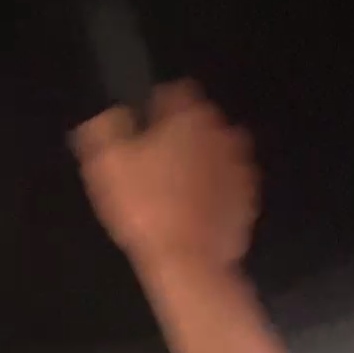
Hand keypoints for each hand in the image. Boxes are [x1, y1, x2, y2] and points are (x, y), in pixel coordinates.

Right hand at [73, 80, 258, 274]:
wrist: (188, 262)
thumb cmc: (144, 205)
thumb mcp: (106, 161)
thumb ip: (105, 126)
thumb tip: (112, 112)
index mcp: (188, 116)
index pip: (175, 90)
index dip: (153, 105)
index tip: (139, 126)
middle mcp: (221, 132)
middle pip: (197, 120)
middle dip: (178, 132)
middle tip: (150, 158)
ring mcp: (240, 166)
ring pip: (213, 150)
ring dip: (196, 159)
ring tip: (170, 185)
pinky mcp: (247, 198)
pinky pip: (225, 182)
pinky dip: (211, 187)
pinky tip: (189, 206)